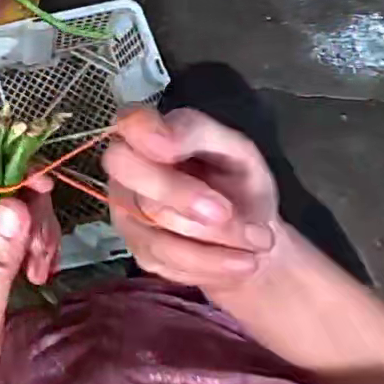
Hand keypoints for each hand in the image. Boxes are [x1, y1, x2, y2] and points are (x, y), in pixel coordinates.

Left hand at [0, 154, 60, 383]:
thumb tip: (17, 205)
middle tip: (43, 256)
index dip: (6, 165)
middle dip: (30, 210)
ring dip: (34, 230)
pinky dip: (28, 244)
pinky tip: (34, 273)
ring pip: (7, 204)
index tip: (44, 188)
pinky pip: (7, 228)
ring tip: (39, 273)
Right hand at [103, 107, 283, 300]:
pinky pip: (168, 258)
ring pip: (155, 220)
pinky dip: (214, 262)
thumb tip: (161, 139)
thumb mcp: (236, 149)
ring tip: (257, 239)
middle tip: (226, 211)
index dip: (143, 133)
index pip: (128, 122)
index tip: (168, 150)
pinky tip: (241, 260)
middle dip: (178, 192)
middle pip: (126, 170)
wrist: (253, 241)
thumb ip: (198, 133)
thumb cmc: (239, 184)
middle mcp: (127, 169)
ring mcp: (127, 211)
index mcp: (149, 132)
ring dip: (216, 235)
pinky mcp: (139, 250)